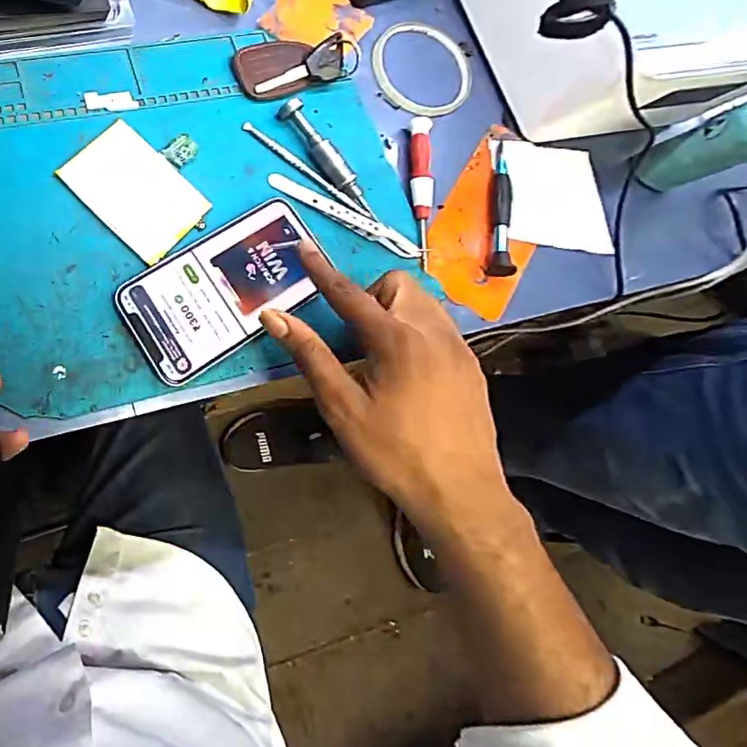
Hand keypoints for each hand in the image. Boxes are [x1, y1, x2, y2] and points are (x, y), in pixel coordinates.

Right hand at [260, 242, 512, 537]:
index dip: (322, 271)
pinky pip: (440, 326)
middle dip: (371, 295)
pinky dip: (416, 329)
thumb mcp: (342, 406)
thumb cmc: (393, 453)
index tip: (305, 249)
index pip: (350, 293)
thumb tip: (274, 316)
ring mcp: (459, 349)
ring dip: (396, 309)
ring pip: (424, 302)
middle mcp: (433, 333)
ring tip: (378, 349)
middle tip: (353, 333)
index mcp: (398, 340)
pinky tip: (407, 369)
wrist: (463, 497)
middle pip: (399, 285)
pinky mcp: (472, 366)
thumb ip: (310, 354)